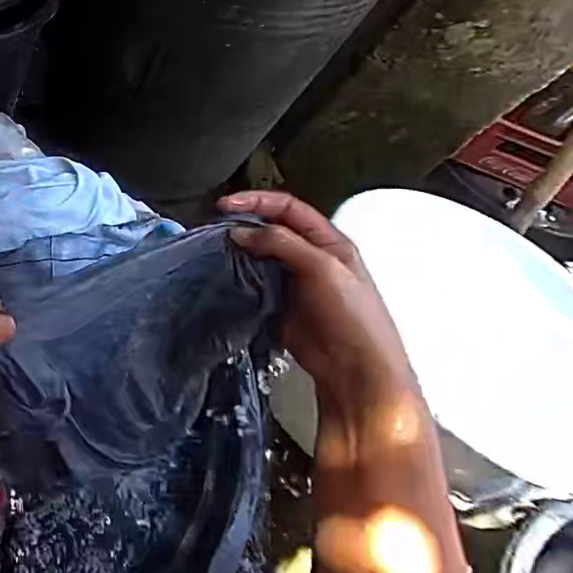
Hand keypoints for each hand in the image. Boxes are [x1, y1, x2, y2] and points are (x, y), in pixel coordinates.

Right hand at [218, 191, 417, 416]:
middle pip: (270, 228)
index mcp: (328, 241)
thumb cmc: (354, 318)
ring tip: (217, 248)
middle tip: (217, 226)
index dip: (256, 201)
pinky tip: (225, 275)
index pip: (287, 207)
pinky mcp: (279, 303)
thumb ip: (282, 243)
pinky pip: (253, 281)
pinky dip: (237, 275)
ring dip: (238, 249)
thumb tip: (241, 231)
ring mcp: (293, 281)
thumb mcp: (323, 268)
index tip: (227, 205)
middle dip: (243, 223)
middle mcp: (310, 257)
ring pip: (258, 254)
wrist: (356, 371)